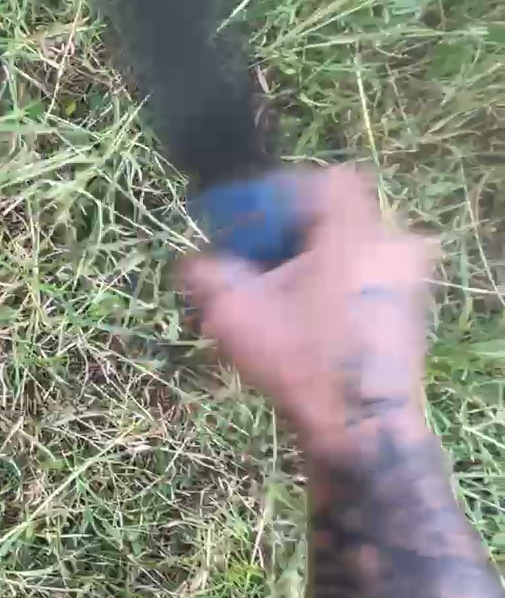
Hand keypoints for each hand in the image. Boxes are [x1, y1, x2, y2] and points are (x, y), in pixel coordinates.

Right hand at [178, 166, 436, 461]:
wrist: (357, 416)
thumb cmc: (295, 357)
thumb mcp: (232, 311)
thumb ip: (206, 273)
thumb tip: (194, 259)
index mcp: (355, 237)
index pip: (327, 182)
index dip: (278, 192)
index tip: (240, 217)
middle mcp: (390, 245)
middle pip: (329, 216)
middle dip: (277, 233)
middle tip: (237, 260)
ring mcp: (404, 274)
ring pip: (339, 245)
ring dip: (294, 258)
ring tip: (255, 291)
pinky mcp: (402, 299)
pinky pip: (353, 268)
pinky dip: (317, 276)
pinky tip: (286, 309)